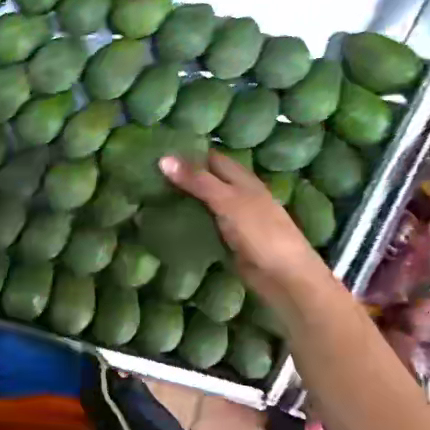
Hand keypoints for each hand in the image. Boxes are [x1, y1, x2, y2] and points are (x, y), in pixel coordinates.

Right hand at [160, 151, 330, 302]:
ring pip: (202, 203)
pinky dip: (186, 222)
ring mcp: (232, 219)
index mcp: (242, 179)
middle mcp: (237, 194)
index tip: (157, 152)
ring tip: (148, 196)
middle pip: (205, 180)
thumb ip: (197, 180)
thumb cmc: (260, 232)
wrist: (284, 277)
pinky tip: (165, 222)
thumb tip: (162, 158)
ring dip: (181, 200)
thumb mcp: (227, 200)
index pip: (210, 157)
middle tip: (146, 175)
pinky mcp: (226, 240)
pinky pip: (202, 225)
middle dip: (180, 177)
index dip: (187, 153)